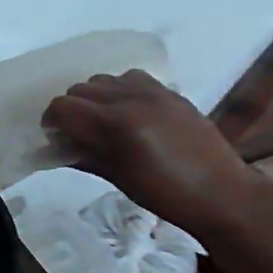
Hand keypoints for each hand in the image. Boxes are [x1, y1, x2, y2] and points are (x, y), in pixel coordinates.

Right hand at [43, 69, 262, 234]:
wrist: (220, 190)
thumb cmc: (165, 195)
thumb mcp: (119, 178)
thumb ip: (85, 156)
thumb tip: (59, 147)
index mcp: (116, 125)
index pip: (64, 107)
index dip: (52, 121)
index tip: (55, 137)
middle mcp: (130, 99)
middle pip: (81, 89)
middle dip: (72, 110)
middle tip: (76, 134)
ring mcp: (152, 91)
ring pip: (104, 80)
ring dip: (95, 98)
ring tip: (103, 123)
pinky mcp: (169, 91)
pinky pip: (131, 78)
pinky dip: (119, 91)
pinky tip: (128, 112)